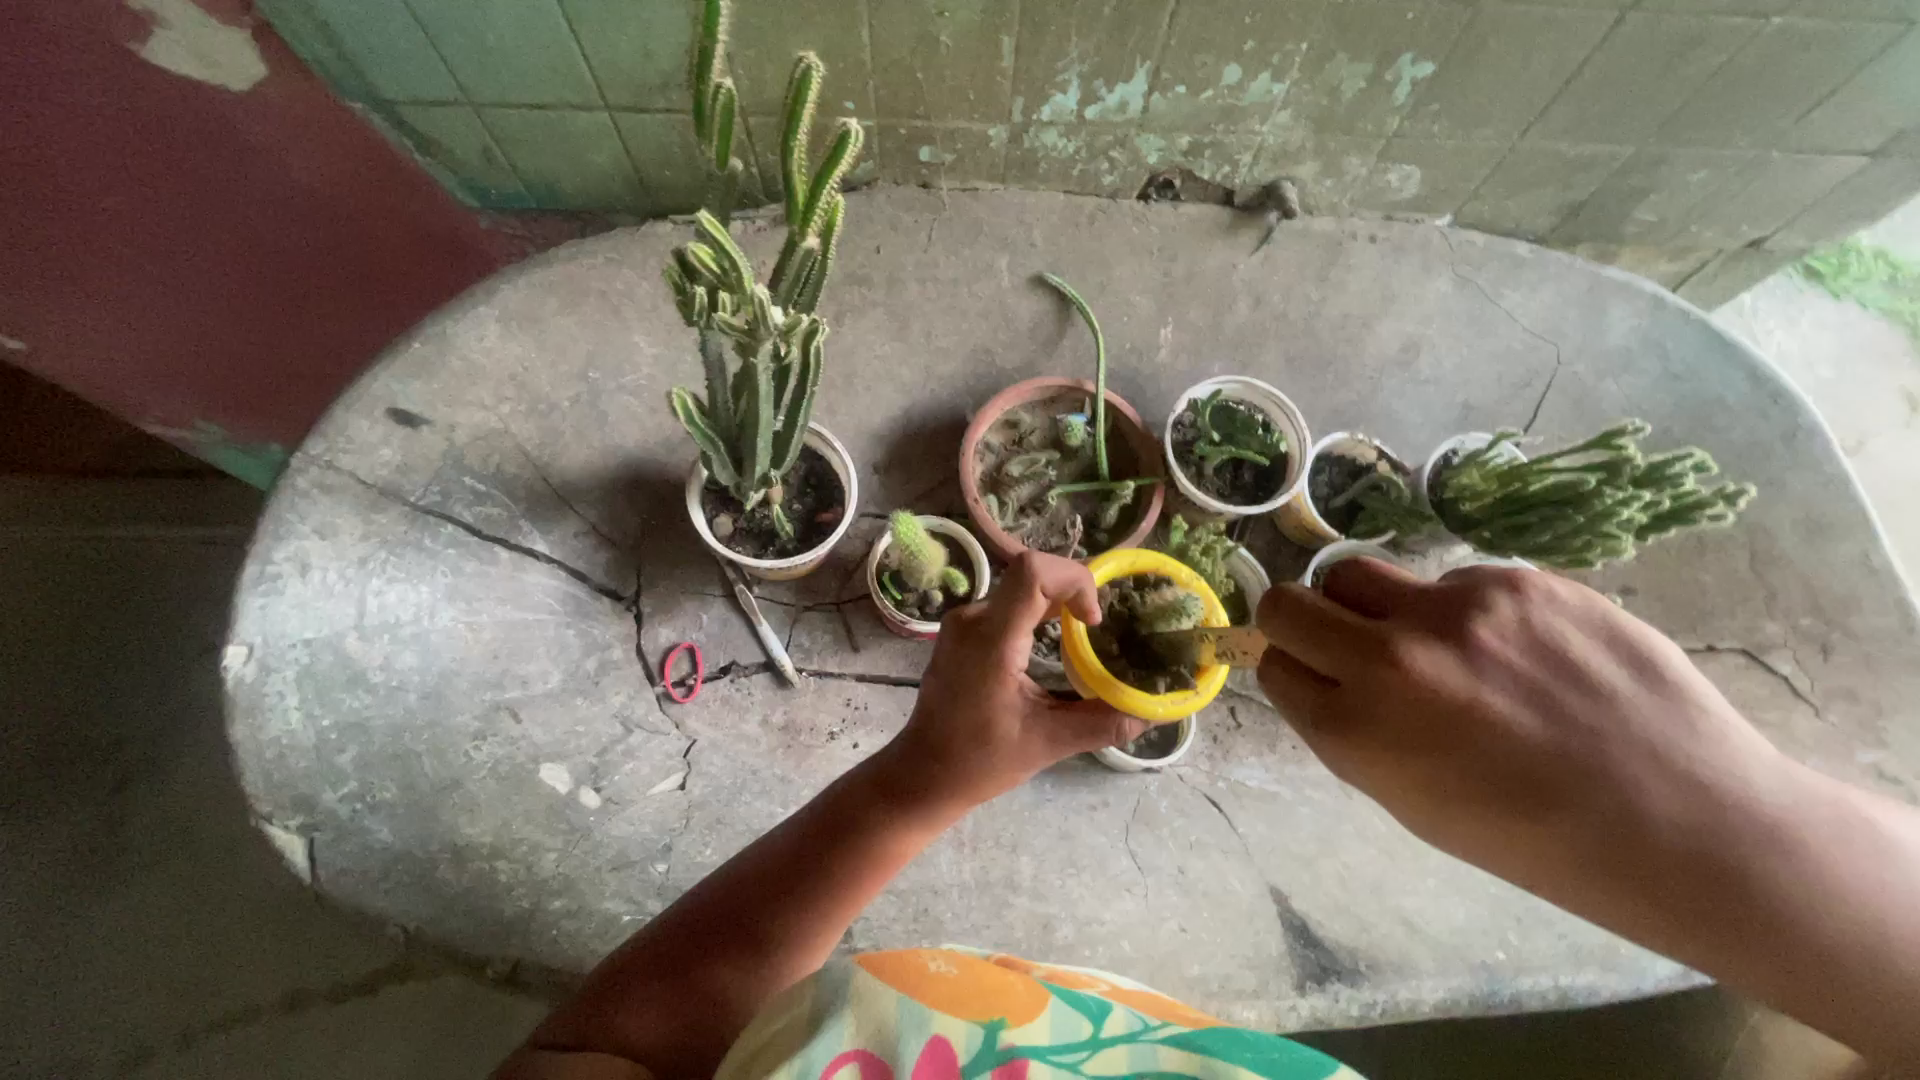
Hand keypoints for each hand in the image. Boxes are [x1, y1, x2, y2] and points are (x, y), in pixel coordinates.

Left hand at [882, 552, 1146, 809]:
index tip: (1093, 620)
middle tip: (1096, 629)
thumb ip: (1103, 723)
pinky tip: (1051, 644)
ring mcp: (962, 623)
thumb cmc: (979, 760)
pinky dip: (1035, 612)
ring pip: (1018, 588)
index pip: (1032, 572)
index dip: (1074, 579)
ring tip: (1081, 635)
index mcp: (992, 640)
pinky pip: (1005, 604)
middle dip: (1072, 591)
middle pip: (1029, 575)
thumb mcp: (1048, 743)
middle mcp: (972, 619)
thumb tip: (1152, 712)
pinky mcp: (960, 632)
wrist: (923, 773)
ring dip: (1054, 602)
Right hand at [1254, 558, 1795, 893]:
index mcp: (1354, 732)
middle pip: (1288, 602)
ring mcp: (1453, 611)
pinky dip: (1463, 610)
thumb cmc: (1529, 834)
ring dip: (1375, 606)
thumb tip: (1317, 670)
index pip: (1274, 663)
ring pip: (1358, 574)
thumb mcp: (1404, 798)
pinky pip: (1449, 580)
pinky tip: (1517, 649)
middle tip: (1344, 639)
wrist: (1681, 820)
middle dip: (1300, 620)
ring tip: (1437, 642)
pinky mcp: (1515, 580)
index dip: (1294, 668)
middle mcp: (1387, 660)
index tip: (1320, 675)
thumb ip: (1345, 726)